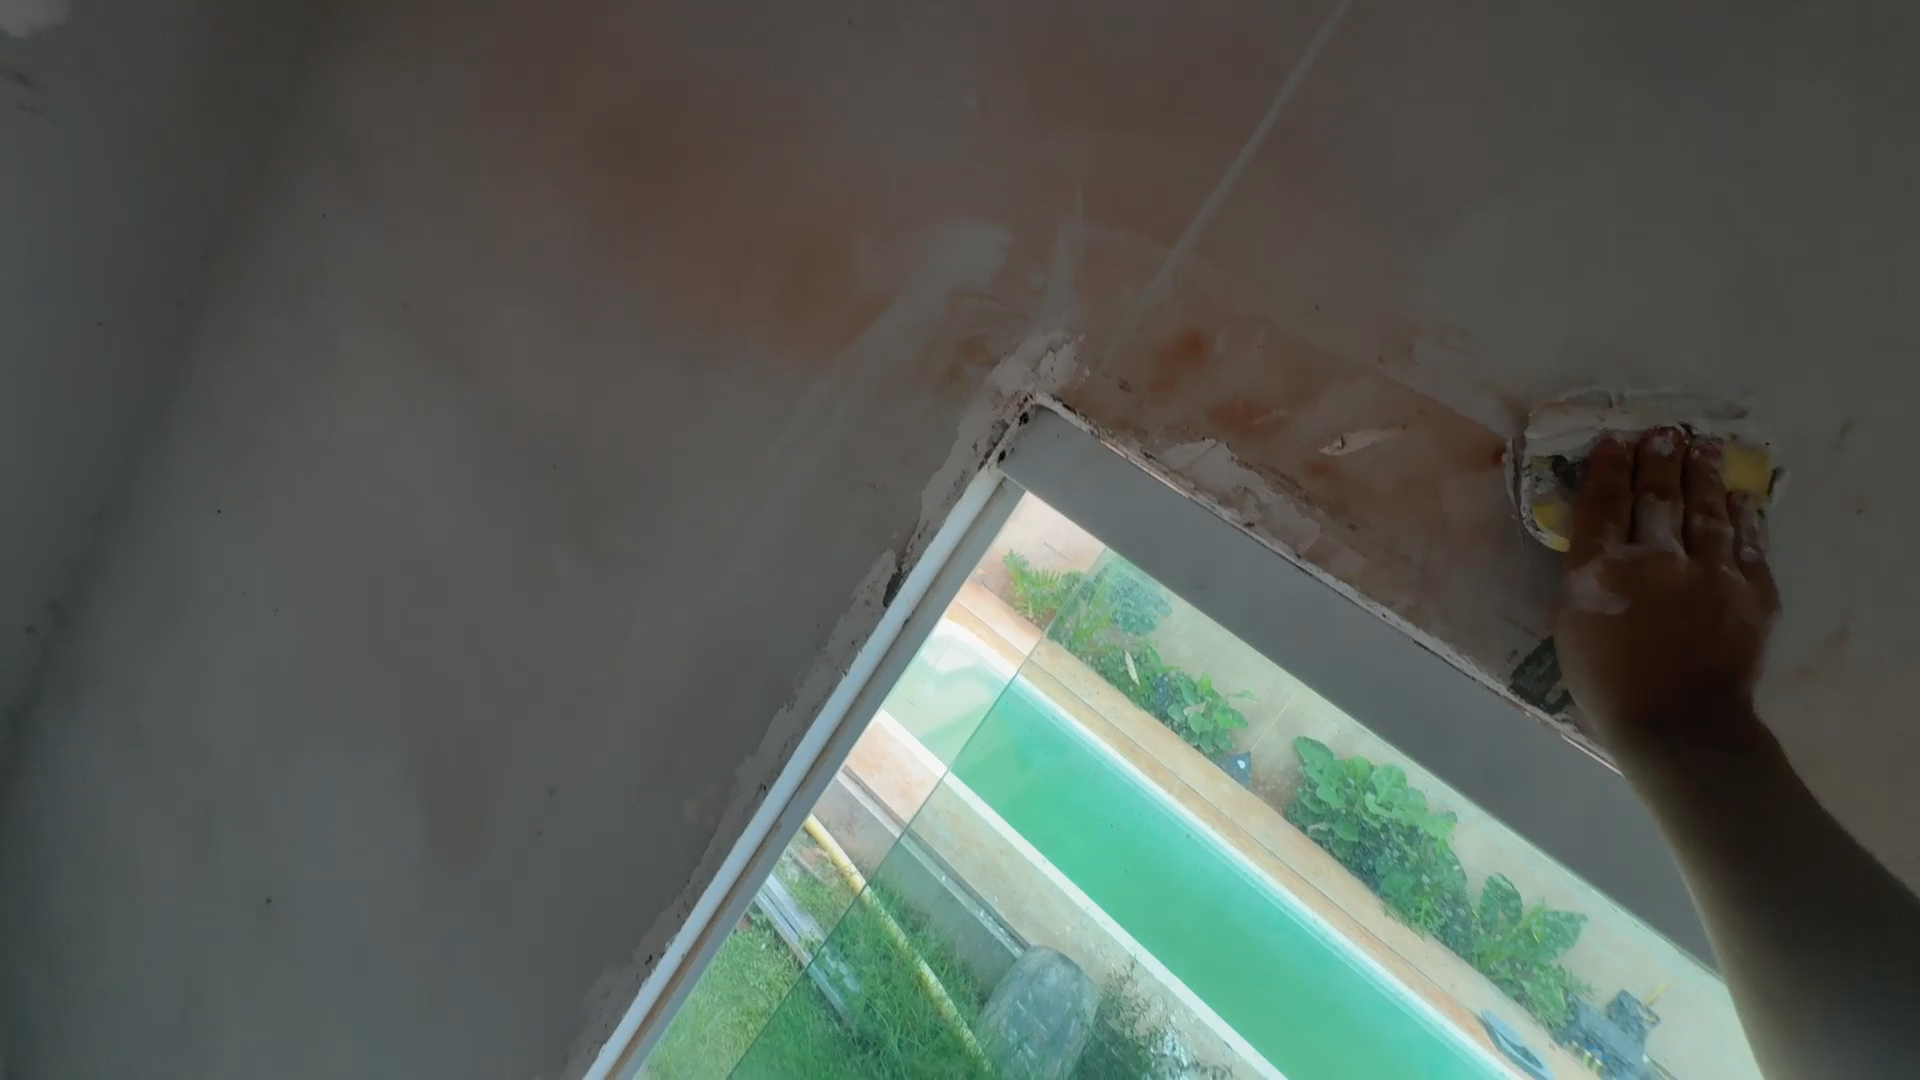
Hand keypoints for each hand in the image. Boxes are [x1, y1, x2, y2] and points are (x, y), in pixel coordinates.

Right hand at [1554, 428, 1779, 761]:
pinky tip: (1738, 493)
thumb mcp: (1570, 618)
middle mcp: (1654, 560)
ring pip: (1706, 511)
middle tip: (1662, 433)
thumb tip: (1603, 540)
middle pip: (1657, 498)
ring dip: (1702, 475)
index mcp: (1599, 569)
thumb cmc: (1602, 674)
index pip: (1603, 504)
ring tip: (1700, 446)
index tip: (1615, 441)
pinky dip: (1743, 512)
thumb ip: (1586, 573)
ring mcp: (1710, 573)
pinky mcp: (1753, 590)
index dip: (1609, 469)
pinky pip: (1748, 540)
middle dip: (1658, 461)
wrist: (1677, 719)